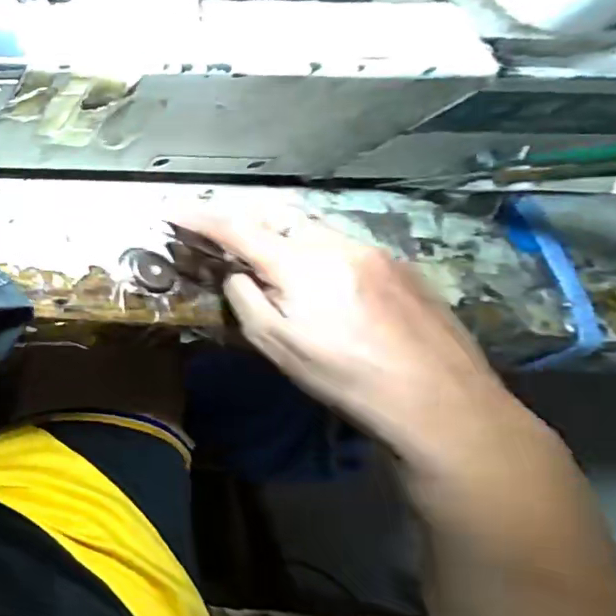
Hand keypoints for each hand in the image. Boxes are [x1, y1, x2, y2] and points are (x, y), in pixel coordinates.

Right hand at [172, 199, 534, 473]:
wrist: (443, 405)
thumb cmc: (346, 378)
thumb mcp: (275, 344)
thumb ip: (245, 298)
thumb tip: (237, 273)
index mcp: (304, 264)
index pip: (239, 229)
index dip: (201, 218)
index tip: (173, 210)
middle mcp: (341, 245)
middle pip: (281, 218)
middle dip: (249, 225)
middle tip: (229, 246)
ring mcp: (379, 253)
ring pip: (317, 231)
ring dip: (288, 242)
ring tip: (281, 273)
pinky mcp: (405, 269)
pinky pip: (347, 247)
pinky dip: (321, 256)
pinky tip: (330, 292)